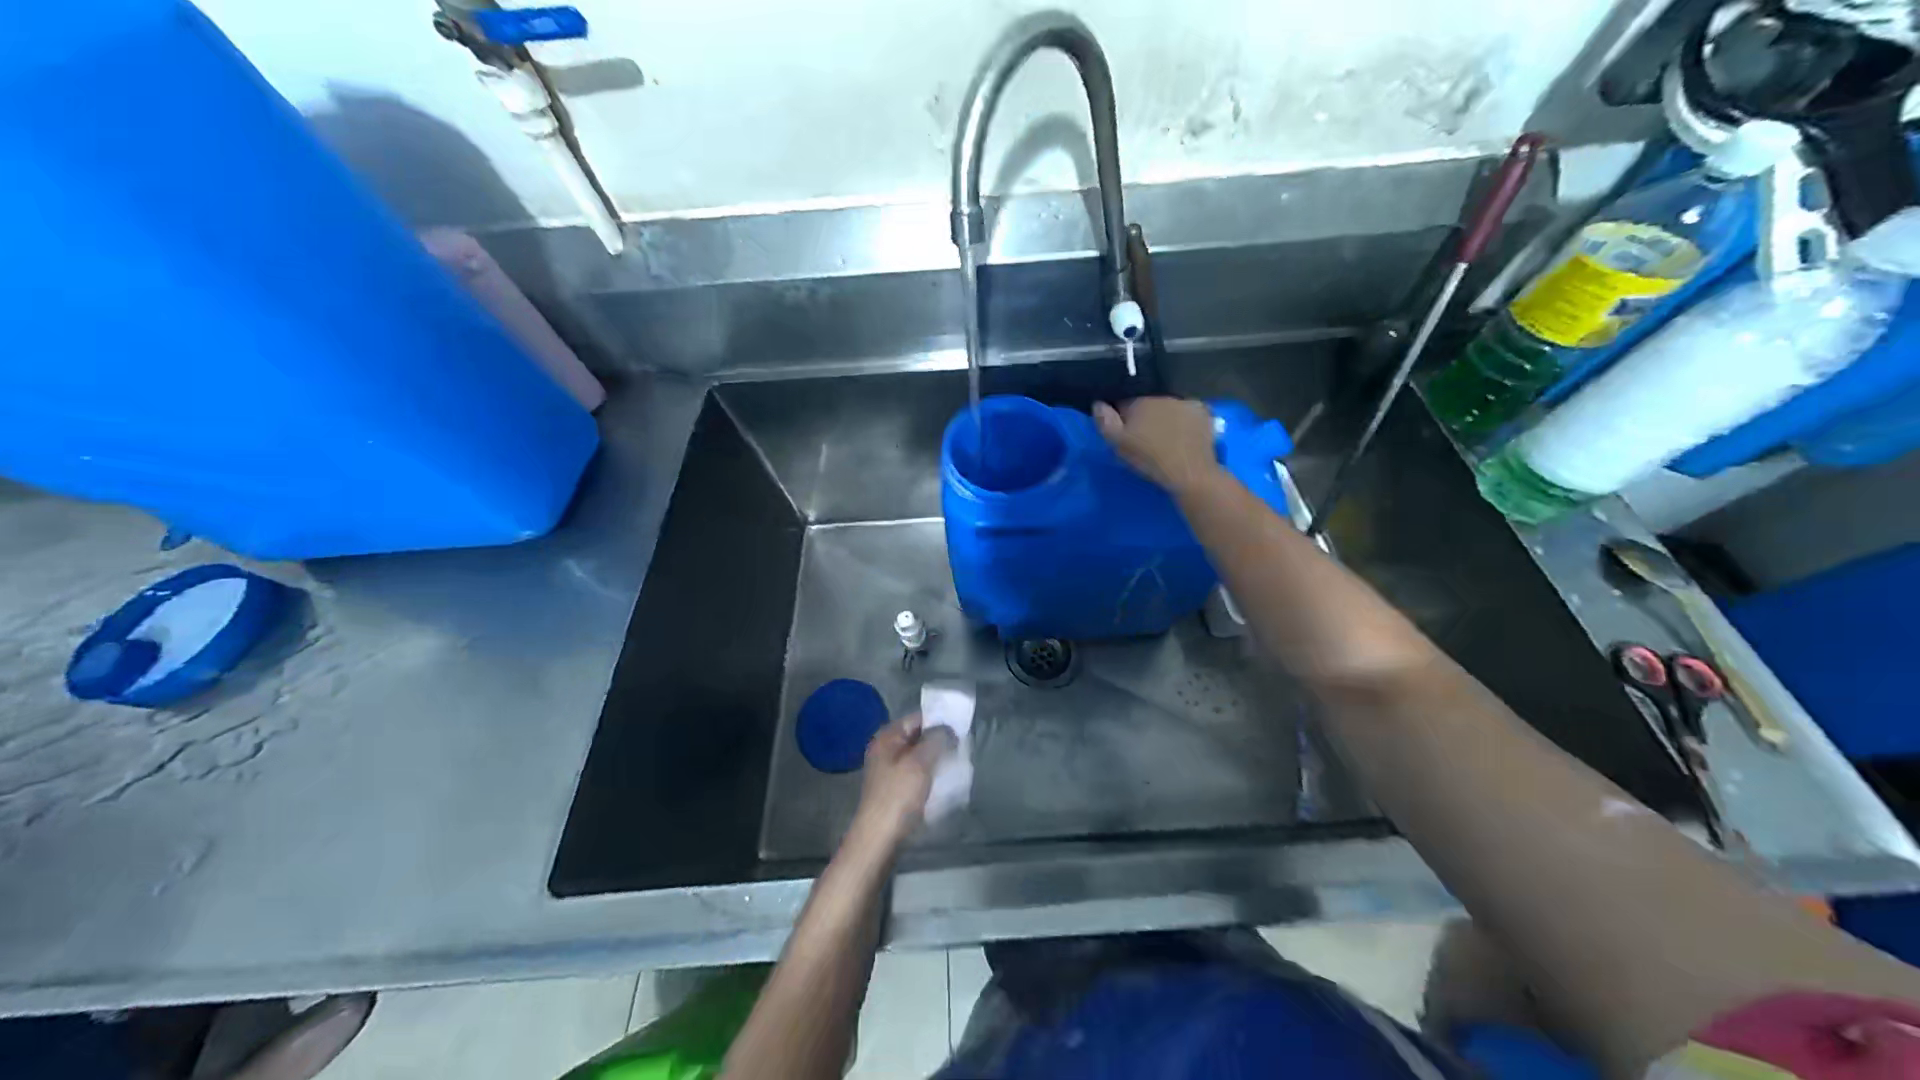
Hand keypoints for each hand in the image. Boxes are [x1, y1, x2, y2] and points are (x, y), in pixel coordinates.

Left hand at [851, 714, 954, 849]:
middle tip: (962, 749)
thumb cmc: (898, 796)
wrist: (878, 839)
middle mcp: (886, 750)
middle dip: (940, 742)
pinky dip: (930, 776)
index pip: (917, 718)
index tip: (961, 730)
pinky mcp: (894, 790)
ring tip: (957, 766)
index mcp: (887, 737)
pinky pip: (916, 774)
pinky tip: (944, 783)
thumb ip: (936, 739)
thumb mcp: (920, 762)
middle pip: (918, 737)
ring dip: (937, 760)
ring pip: (919, 757)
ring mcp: (889, 771)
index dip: (939, 721)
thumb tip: (949, 729)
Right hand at [1092, 397, 1224, 494]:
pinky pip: (1188, 412)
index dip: (1121, 415)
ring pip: (1168, 406)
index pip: (1123, 401)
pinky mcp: (1203, 412)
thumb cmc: (1149, 458)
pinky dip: (1185, 419)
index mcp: (1139, 400)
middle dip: (1144, 414)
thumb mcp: (1118, 444)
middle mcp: (1162, 395)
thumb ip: (1105, 421)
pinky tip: (1183, 434)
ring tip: (1165, 437)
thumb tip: (1098, 403)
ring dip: (1165, 416)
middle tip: (1144, 436)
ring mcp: (1186, 401)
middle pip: (1147, 401)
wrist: (1189, 472)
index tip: (1123, 430)